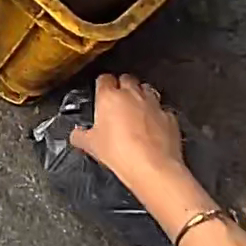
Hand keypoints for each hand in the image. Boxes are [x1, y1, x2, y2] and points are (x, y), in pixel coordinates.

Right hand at [69, 74, 189, 199]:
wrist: (152, 167)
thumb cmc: (120, 152)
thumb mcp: (91, 146)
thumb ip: (80, 136)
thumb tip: (76, 135)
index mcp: (109, 97)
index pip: (104, 79)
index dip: (102, 85)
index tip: (101, 93)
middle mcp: (132, 94)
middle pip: (127, 79)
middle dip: (122, 86)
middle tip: (117, 101)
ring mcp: (153, 104)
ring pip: (147, 89)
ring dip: (141, 96)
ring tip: (135, 111)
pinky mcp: (169, 117)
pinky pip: (162, 109)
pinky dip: (157, 114)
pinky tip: (153, 126)